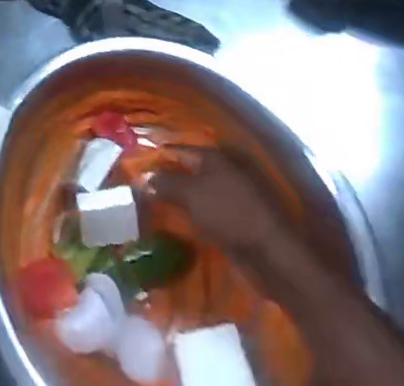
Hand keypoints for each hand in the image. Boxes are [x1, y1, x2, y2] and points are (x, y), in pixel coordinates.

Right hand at [147, 149, 298, 258]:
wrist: (271, 253)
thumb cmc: (228, 213)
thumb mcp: (189, 194)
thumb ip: (162, 183)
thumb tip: (142, 178)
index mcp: (212, 156)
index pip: (175, 150)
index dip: (154, 157)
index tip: (132, 167)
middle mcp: (222, 170)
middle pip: (185, 170)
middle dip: (163, 178)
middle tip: (138, 187)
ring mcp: (230, 194)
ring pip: (194, 191)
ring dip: (176, 198)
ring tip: (151, 204)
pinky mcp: (234, 217)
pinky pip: (204, 209)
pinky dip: (189, 212)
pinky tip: (173, 219)